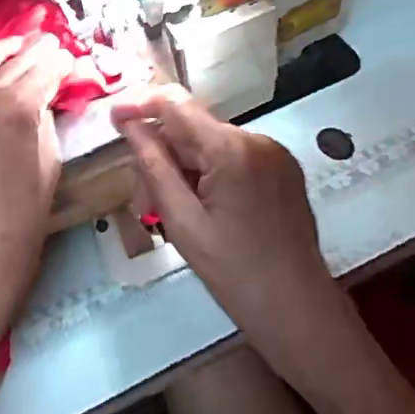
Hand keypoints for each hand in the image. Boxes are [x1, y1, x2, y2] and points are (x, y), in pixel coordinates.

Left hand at [0, 33, 70, 322]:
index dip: (62, 63)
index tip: (72, 61)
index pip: (45, 69)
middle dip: (36, 50)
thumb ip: (47, 123)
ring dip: (0, 52)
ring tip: (16, 43)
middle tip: (52, 43)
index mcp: (17, 105)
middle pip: (15, 62)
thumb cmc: (22, 220)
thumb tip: (48, 100)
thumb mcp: (50, 164)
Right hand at [110, 94, 338, 350]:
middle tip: (141, 197)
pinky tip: (207, 207)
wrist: (299, 309)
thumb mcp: (184, 223)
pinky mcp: (283, 166)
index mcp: (230, 149)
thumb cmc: (236, 275)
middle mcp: (255, 138)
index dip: (141, 104)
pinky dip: (214, 170)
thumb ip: (154, 167)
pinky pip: (236, 154)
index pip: (177, 104)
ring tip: (177, 211)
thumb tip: (130, 125)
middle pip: (194, 126)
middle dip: (163, 151)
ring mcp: (273, 150)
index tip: (114, 117)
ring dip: (188, 164)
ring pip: (213, 141)